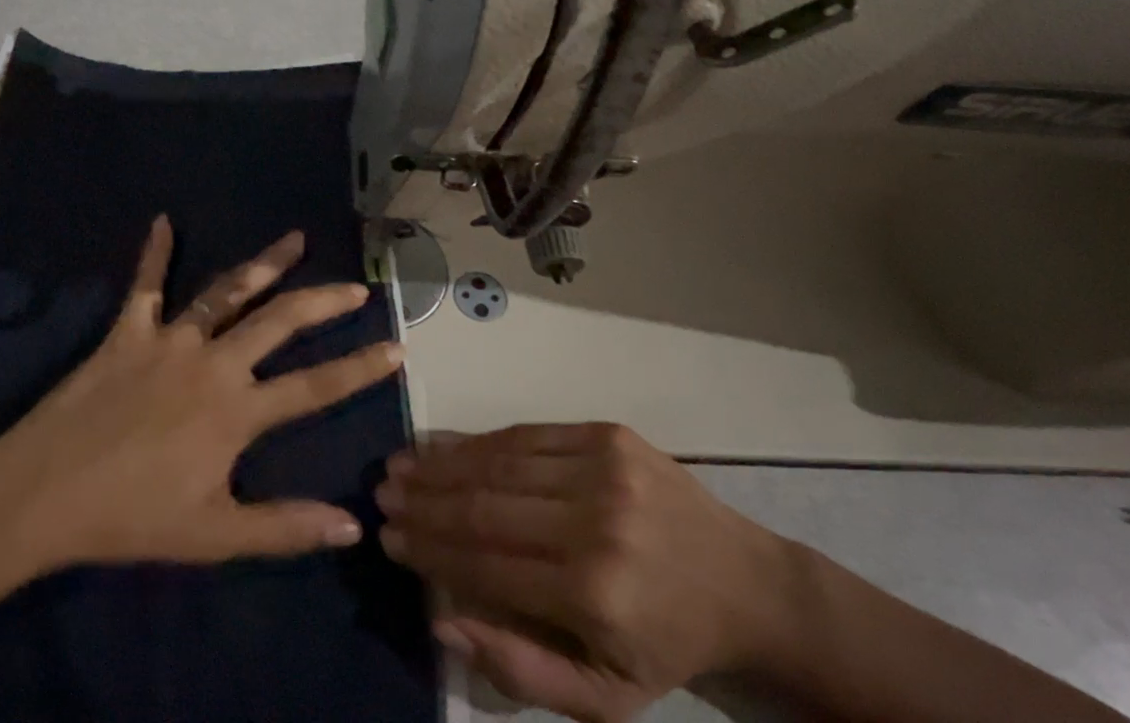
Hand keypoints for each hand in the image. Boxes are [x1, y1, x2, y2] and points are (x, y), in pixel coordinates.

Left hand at [0, 215, 402, 569]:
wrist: (41, 492)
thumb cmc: (130, 517)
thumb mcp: (213, 535)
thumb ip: (285, 527)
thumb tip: (354, 524)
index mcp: (237, 412)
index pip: (315, 387)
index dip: (361, 368)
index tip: (398, 348)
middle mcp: (212, 364)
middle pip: (278, 323)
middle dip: (322, 302)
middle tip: (356, 286)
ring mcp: (167, 342)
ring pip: (225, 293)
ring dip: (262, 265)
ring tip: (294, 240)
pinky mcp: (125, 335)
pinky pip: (145, 287)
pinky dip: (155, 253)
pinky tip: (163, 220)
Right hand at [375, 424, 800, 721]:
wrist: (749, 585)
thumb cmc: (666, 644)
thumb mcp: (602, 696)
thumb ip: (519, 668)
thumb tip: (441, 621)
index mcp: (591, 592)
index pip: (482, 563)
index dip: (427, 550)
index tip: (387, 539)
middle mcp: (594, 522)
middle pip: (483, 506)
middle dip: (423, 502)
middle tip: (380, 497)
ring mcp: (604, 470)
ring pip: (498, 462)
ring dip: (441, 464)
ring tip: (399, 466)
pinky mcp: (610, 436)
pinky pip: (526, 434)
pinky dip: (478, 441)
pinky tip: (445, 445)